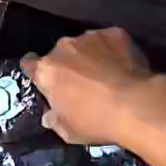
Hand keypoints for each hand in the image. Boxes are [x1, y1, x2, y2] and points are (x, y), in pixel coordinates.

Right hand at [22, 28, 155, 145]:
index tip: (47, 80)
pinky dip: (114, 50)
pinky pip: (109, 41)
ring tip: (108, 74)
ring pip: (85, 45)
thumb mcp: (69, 131)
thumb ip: (55, 120)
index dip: (37, 72)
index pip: (30, 64)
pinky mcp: (115, 33)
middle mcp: (64, 48)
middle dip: (68, 65)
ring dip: (91, 56)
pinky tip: (123, 66)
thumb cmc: (97, 122)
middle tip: (84, 83)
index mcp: (46, 71)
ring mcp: (90, 37)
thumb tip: (50, 115)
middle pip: (60, 54)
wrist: (135, 105)